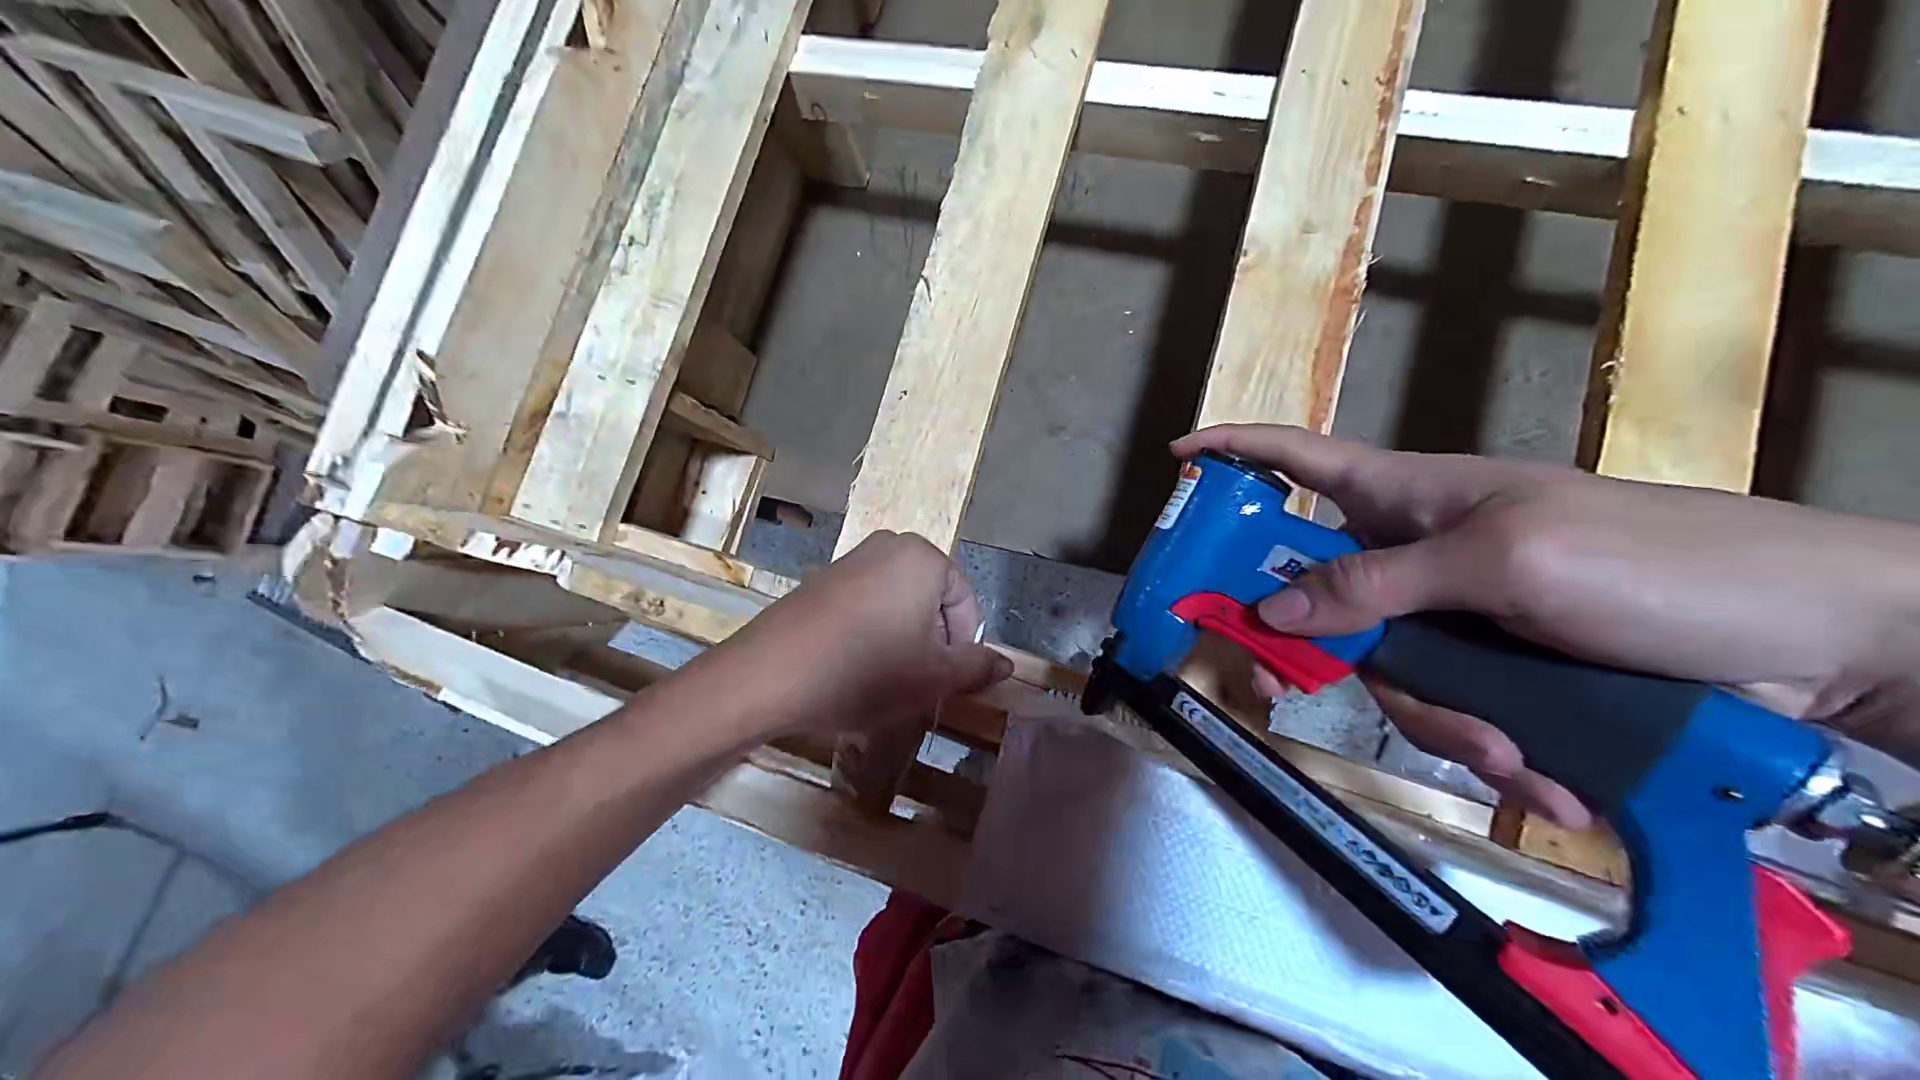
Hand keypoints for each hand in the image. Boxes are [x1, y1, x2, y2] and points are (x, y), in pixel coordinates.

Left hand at [703, 531, 1011, 738]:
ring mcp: (851, 560)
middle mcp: (889, 546)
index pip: (966, 604)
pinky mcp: (820, 580)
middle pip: (931, 601)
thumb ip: (977, 667)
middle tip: (915, 683)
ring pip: (898, 605)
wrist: (771, 675)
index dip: (961, 648)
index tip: (942, 681)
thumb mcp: (934, 678)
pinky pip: (864, 606)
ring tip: (882, 679)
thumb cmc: (867, 672)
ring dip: (901, 641)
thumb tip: (1005, 664)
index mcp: (924, 558)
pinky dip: (869, 634)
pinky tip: (851, 667)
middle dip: (931, 643)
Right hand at [1172, 425, 1919, 828]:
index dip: (1234, 452)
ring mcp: (1447, 614)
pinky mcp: (1490, 668)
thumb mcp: (1503, 562)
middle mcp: (1410, 553)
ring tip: (1513, 751)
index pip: (1298, 458)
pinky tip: (1545, 773)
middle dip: (1314, 652)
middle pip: (1315, 594)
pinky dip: (1487, 747)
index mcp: (1406, 496)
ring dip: (1439, 720)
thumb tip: (1273, 611)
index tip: (1179, 459)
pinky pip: (1445, 709)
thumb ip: (1379, 583)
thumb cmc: (1657, 562)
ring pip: (1381, 668)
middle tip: (1283, 693)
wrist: (1817, 639)